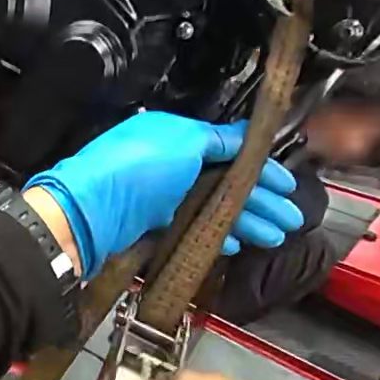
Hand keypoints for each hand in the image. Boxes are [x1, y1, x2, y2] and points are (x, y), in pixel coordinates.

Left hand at [25, 112, 303, 277]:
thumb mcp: (184, 141)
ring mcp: (160, 195)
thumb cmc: (134, 169)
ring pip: (211, 207)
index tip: (286, 184)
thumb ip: (218, 139)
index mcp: (176, 136)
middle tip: (290, 219)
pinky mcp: (152, 224)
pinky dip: (214, 234)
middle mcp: (169, 163)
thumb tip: (245, 135)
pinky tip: (235, 244)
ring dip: (245, 220)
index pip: (228, 150)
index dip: (259, 168)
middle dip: (260, 200)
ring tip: (274, 236)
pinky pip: (191, 228)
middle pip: (224, 182)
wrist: (89, 213)